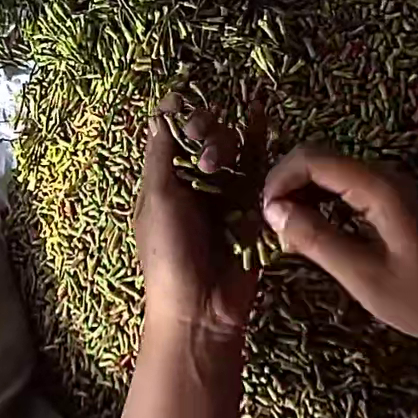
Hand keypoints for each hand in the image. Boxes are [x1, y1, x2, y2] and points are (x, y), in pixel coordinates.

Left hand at [135, 94, 262, 339]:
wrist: (202, 310)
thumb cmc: (168, 252)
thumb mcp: (157, 198)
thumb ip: (162, 151)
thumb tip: (162, 107)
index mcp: (165, 177)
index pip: (173, 130)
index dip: (180, 116)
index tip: (184, 114)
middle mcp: (194, 178)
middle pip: (203, 133)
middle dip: (203, 130)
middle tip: (200, 147)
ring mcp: (224, 189)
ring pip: (229, 146)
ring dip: (224, 143)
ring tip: (217, 164)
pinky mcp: (252, 202)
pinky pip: (256, 165)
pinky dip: (257, 139)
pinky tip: (260, 115)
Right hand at [261, 144, 417, 357]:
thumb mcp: (365, 277)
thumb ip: (317, 240)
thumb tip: (273, 211)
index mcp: (376, 187)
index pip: (312, 158)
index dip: (280, 179)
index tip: (265, 215)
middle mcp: (378, 174)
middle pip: (316, 157)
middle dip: (286, 185)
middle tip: (273, 227)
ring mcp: (383, 183)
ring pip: (325, 170)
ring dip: (300, 194)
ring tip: (288, 235)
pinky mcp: (385, 197)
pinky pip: (340, 185)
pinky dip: (317, 201)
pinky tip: (311, 231)